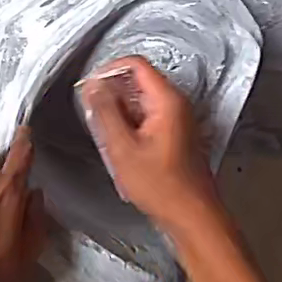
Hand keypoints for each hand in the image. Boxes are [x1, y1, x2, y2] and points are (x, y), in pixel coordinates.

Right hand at [76, 56, 222, 229]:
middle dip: (111, 94)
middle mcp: (176, 105)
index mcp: (167, 101)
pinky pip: (145, 116)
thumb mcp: (122, 147)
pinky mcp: (174, 134)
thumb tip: (92, 85)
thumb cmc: (162, 187)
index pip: (134, 64)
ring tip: (108, 137)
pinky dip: (129, 124)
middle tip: (95, 115)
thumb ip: (104, 111)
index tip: (90, 87)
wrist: (191, 217)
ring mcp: (177, 119)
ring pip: (139, 100)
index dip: (107, 70)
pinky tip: (121, 148)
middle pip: (136, 80)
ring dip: (118, 111)